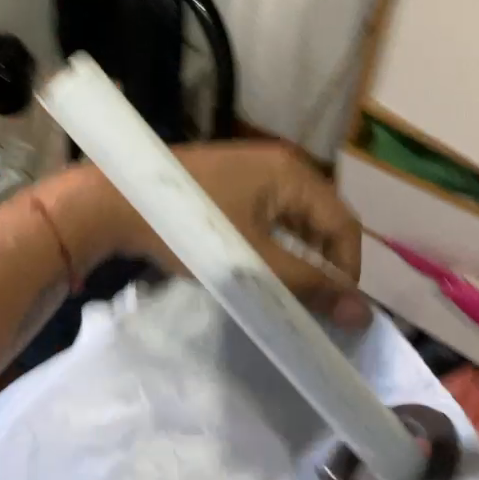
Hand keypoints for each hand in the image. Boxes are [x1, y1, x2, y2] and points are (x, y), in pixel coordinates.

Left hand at [39, 141, 370, 327]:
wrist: (114, 202)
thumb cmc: (190, 229)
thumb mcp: (254, 264)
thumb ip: (309, 288)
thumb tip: (364, 315)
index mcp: (293, 173)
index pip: (345, 224)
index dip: (348, 271)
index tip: (336, 311)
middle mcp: (279, 164)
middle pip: (322, 220)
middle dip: (323, 265)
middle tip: (313, 306)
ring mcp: (251, 171)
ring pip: (294, 221)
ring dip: (298, 258)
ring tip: (287, 294)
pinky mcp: (229, 182)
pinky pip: (268, 217)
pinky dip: (273, 246)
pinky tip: (259, 271)